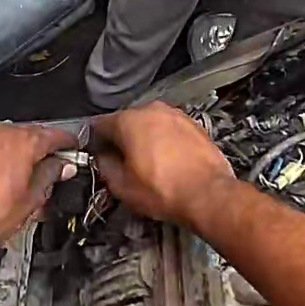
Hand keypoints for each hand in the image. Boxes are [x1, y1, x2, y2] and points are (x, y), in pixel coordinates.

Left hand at [0, 123, 75, 253]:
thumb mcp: (32, 198)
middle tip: (55, 163)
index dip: (68, 143)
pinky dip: (2, 150)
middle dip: (45, 147)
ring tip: (29, 170)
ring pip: (12, 136)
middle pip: (33, 133)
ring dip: (23, 148)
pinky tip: (5, 167)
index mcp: (23, 142)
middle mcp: (2, 133)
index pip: (55, 135)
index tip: (73, 148)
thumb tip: (60, 167)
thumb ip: (50, 175)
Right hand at [91, 102, 238, 224]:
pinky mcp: (194, 124)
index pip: (99, 124)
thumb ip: (104, 165)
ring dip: (145, 137)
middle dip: (121, 138)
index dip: (95, 141)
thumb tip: (103, 157)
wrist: (209, 195)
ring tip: (149, 162)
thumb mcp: (121, 186)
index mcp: (127, 120)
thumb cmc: (163, 190)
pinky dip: (165, 140)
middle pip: (126, 120)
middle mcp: (150, 110)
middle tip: (123, 161)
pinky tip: (168, 160)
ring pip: (150, 123)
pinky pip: (170, 128)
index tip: (98, 154)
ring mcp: (175, 114)